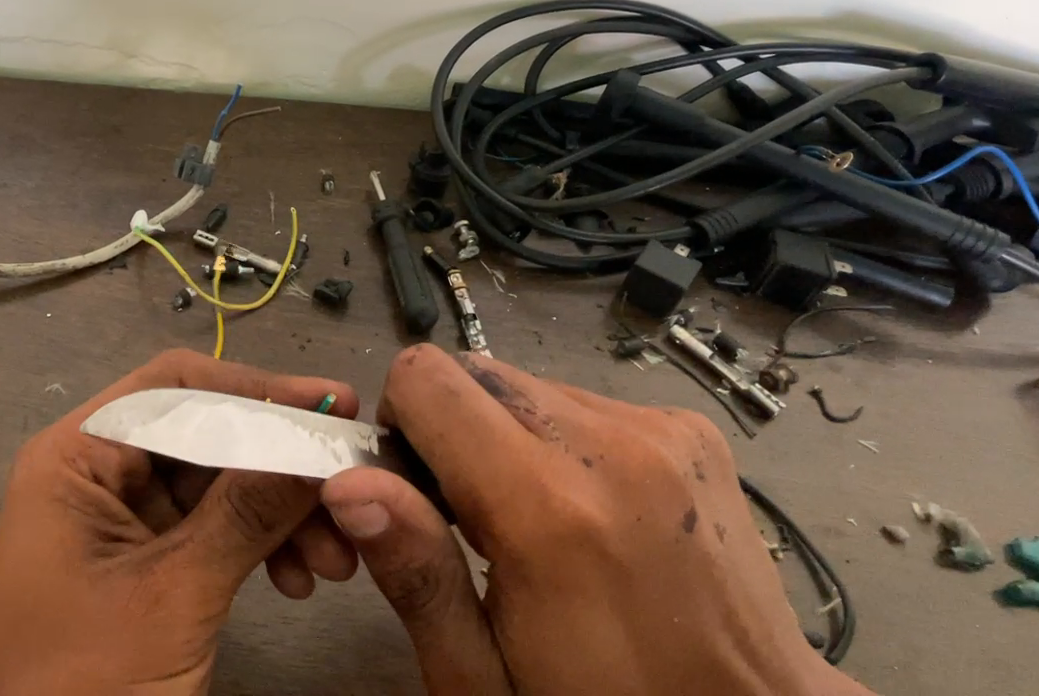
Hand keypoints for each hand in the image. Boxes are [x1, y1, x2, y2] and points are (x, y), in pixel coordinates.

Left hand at [0, 350, 360, 694]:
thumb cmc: (82, 683)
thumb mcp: (172, 596)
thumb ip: (246, 514)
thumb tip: (319, 444)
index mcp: (78, 455)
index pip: (174, 388)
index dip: (256, 388)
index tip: (332, 405)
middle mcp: (96, 472)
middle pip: (201, 434)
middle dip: (277, 464)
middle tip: (349, 487)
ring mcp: (118, 520)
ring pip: (214, 486)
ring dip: (278, 513)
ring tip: (336, 559)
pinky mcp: (140, 563)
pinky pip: (209, 531)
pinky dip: (256, 546)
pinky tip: (298, 580)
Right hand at [322, 345, 874, 695]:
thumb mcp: (485, 682)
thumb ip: (415, 571)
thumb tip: (348, 484)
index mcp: (548, 506)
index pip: (424, 377)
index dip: (400, 424)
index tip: (417, 492)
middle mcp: (609, 443)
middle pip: (471, 372)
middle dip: (449, 428)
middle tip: (471, 518)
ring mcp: (660, 429)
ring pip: (522, 384)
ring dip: (504, 435)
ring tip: (536, 521)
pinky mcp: (690, 430)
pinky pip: (577, 399)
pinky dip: (557, 440)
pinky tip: (586, 512)